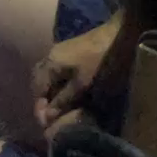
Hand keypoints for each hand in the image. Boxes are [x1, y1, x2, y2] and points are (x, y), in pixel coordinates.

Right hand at [30, 16, 119, 132]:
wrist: (119, 33)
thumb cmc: (99, 60)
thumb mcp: (82, 84)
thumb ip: (63, 100)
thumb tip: (46, 117)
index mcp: (50, 64)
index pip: (37, 91)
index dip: (41, 109)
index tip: (48, 124)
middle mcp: (51, 56)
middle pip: (40, 82)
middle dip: (45, 99)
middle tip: (54, 115)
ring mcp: (61, 51)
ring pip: (50, 76)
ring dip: (53, 91)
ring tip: (62, 106)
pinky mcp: (72, 51)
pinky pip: (59, 70)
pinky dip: (61, 83)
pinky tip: (70, 92)